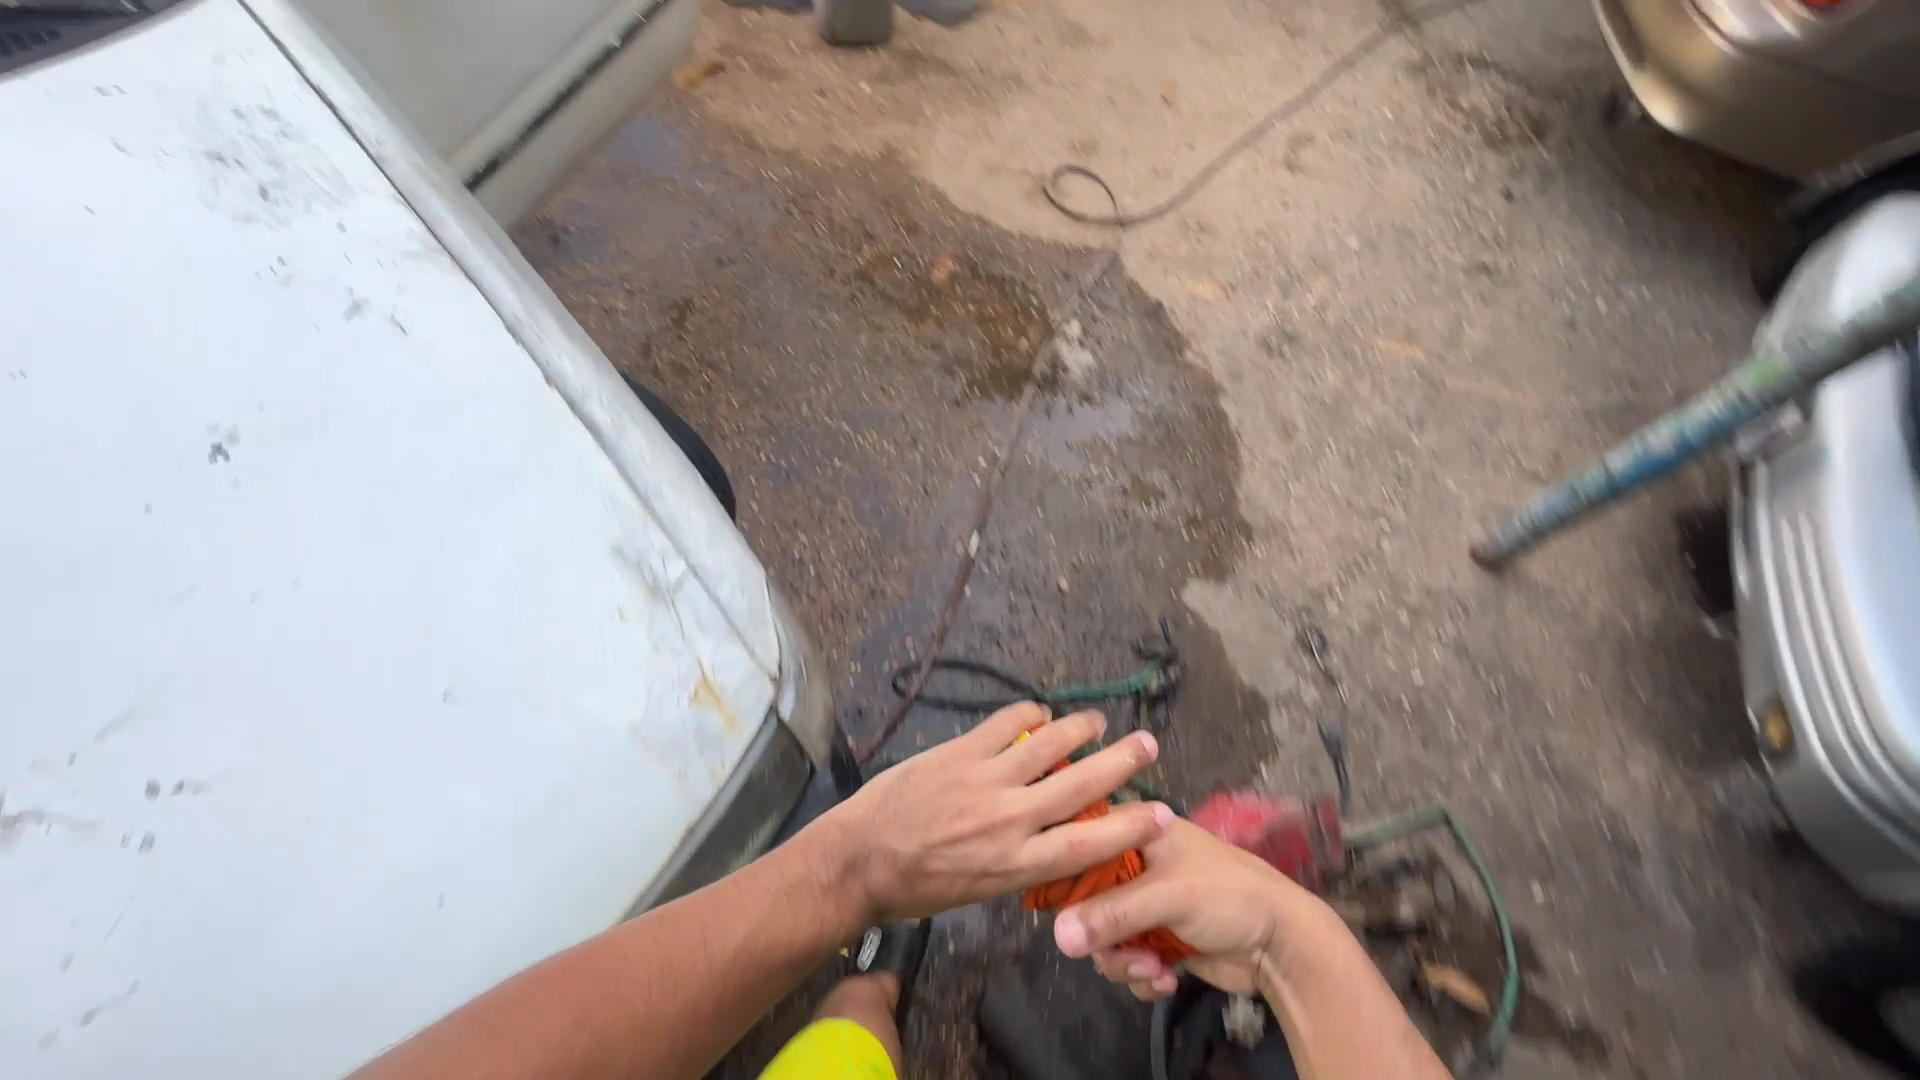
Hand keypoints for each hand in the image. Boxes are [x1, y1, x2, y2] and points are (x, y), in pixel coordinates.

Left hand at [815, 702, 1171, 920]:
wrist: (860, 859)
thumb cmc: (918, 887)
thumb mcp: (979, 890)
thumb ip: (1019, 862)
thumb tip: (1048, 838)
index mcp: (1017, 863)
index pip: (1088, 843)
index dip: (1130, 826)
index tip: (1162, 813)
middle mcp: (1011, 819)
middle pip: (1079, 785)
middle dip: (1120, 763)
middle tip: (1148, 744)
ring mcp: (985, 779)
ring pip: (1047, 744)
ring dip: (1079, 729)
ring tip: (1100, 721)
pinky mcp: (960, 752)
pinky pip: (1005, 724)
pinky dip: (1028, 712)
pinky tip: (1040, 709)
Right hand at [1052, 818, 1330, 1000]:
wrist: (1282, 944)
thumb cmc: (1226, 895)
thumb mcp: (1168, 895)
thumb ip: (1112, 914)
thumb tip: (1058, 937)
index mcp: (1133, 829)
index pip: (1079, 842)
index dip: (1063, 876)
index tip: (1058, 907)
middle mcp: (1131, 862)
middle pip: (1085, 899)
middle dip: (1103, 936)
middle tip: (1125, 955)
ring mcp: (1143, 902)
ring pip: (1102, 936)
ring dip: (1123, 962)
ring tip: (1153, 970)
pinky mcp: (1156, 938)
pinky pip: (1125, 959)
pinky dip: (1140, 975)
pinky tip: (1166, 980)